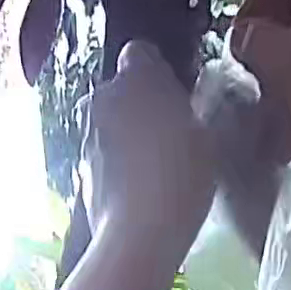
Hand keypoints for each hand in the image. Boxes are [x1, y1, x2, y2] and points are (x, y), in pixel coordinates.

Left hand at [83, 42, 215, 244]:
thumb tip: (205, 101)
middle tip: (169, 136)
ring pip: (108, 128)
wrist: (138, 235)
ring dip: (125, 140)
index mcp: (135, 76)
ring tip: (153, 172)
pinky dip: (114, 170)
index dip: (159, 74)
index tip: (177, 98)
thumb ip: (206, 108)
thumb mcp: (212, 137)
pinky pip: (101, 162)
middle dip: (139, 107)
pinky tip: (136, 195)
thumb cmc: (182, 177)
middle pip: (121, 93)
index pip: (141, 54)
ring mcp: (85, 139)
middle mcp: (101, 100)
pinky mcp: (78, 175)